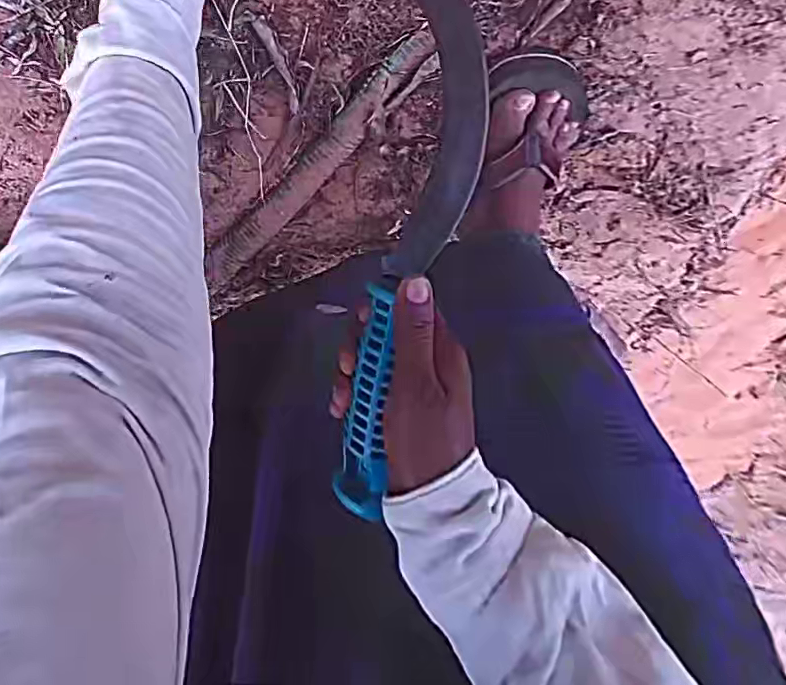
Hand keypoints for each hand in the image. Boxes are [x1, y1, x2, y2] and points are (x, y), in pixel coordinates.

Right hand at [330, 275, 475, 493]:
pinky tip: (344, 409)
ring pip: (372, 359)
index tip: (363, 326)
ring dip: (352, 373)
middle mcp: (427, 363)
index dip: (383, 310)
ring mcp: (410, 386)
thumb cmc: (424, 440)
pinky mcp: (395, 406)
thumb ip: (411, 332)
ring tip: (345, 397)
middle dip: (360, 346)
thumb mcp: (414, 382)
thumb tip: (415, 281)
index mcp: (440, 351)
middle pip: (385, 333)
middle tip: (349, 367)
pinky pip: (369, 386)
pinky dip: (354, 394)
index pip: (410, 307)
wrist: (430, 503)